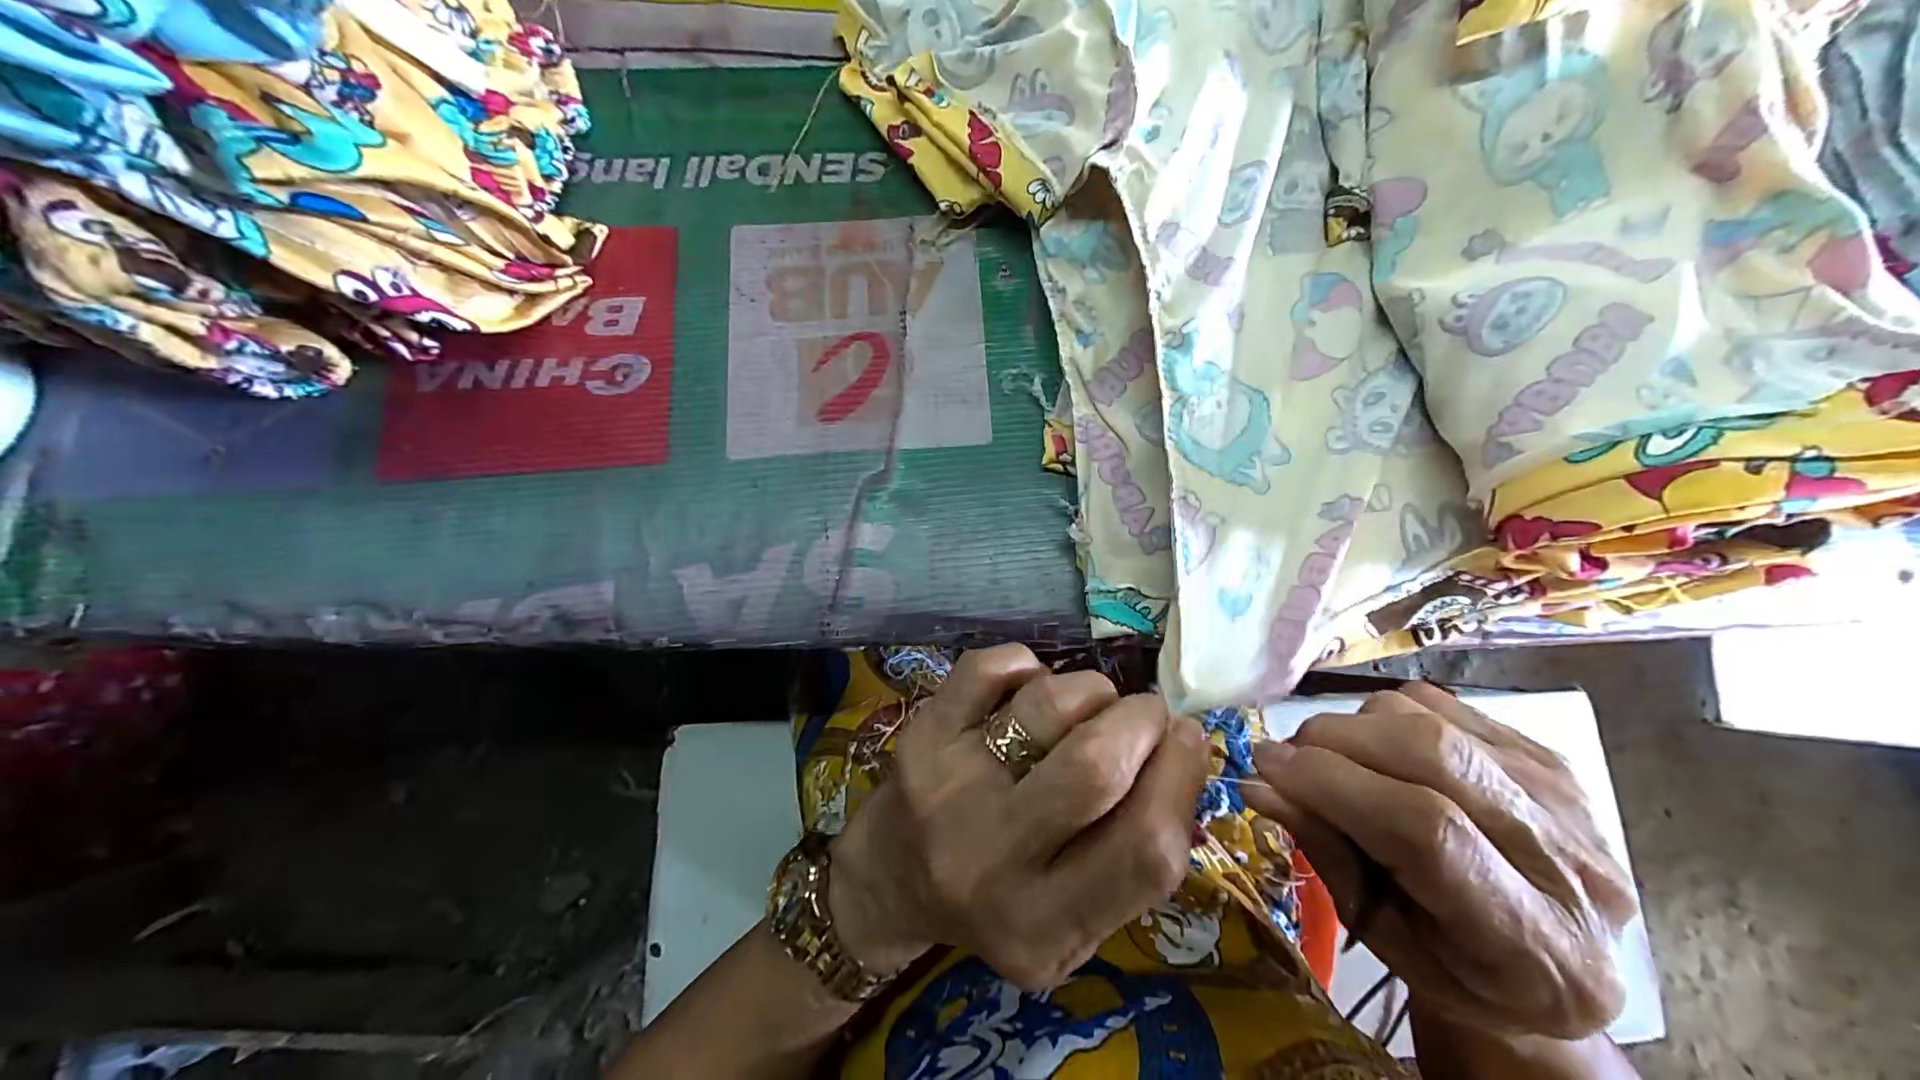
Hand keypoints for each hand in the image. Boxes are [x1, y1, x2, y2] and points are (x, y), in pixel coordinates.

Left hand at [826, 644, 1209, 990]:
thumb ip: (1133, 862)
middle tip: (1146, 713)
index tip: (1189, 739)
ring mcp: (947, 790)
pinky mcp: (919, 738)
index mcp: (1043, 928)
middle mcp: (990, 862)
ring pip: (1047, 704)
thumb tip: (1185, 751)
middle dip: (1141, 721)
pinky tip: (1031, 688)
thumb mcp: (1072, 927)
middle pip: (1095, 765)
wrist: (890, 882)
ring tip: (1089, 705)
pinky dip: (1028, 664)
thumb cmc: (996, 904)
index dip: (1182, 779)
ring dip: (1090, 690)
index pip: (1146, 849)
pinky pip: (990, 668)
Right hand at [1244, 682, 1638, 1039]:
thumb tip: (1258, 785)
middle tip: (1285, 759)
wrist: (1555, 962)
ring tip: (1334, 763)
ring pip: (1425, 719)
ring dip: (1352, 728)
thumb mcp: (1383, 935)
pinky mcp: (1546, 754)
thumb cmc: (1457, 968)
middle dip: (1331, 742)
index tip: (1267, 767)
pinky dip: (1384, 716)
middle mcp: (1564, 858)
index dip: (1334, 784)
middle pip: (1427, 753)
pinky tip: (1379, 753)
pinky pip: (1438, 703)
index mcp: (1531, 940)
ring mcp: (1561, 794)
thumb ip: (1325, 854)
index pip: (1425, 830)